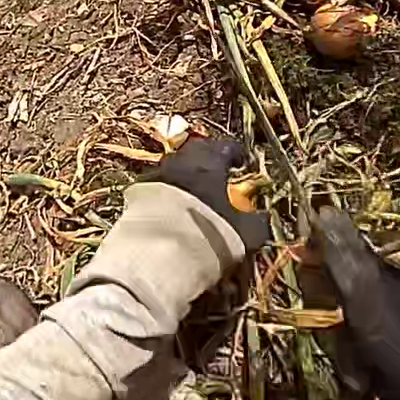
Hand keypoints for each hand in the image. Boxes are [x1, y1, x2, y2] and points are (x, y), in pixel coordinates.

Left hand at [145, 134, 271, 252]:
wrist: (157, 252)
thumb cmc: (208, 234)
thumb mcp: (244, 233)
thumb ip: (257, 222)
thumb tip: (264, 217)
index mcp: (209, 163)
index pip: (226, 147)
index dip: (237, 153)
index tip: (243, 162)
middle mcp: (181, 161)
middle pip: (196, 152)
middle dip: (207, 160)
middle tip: (217, 173)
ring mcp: (156, 175)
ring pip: (174, 167)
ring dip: (185, 175)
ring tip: (194, 192)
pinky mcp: (136, 195)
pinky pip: (157, 187)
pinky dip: (167, 193)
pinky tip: (171, 208)